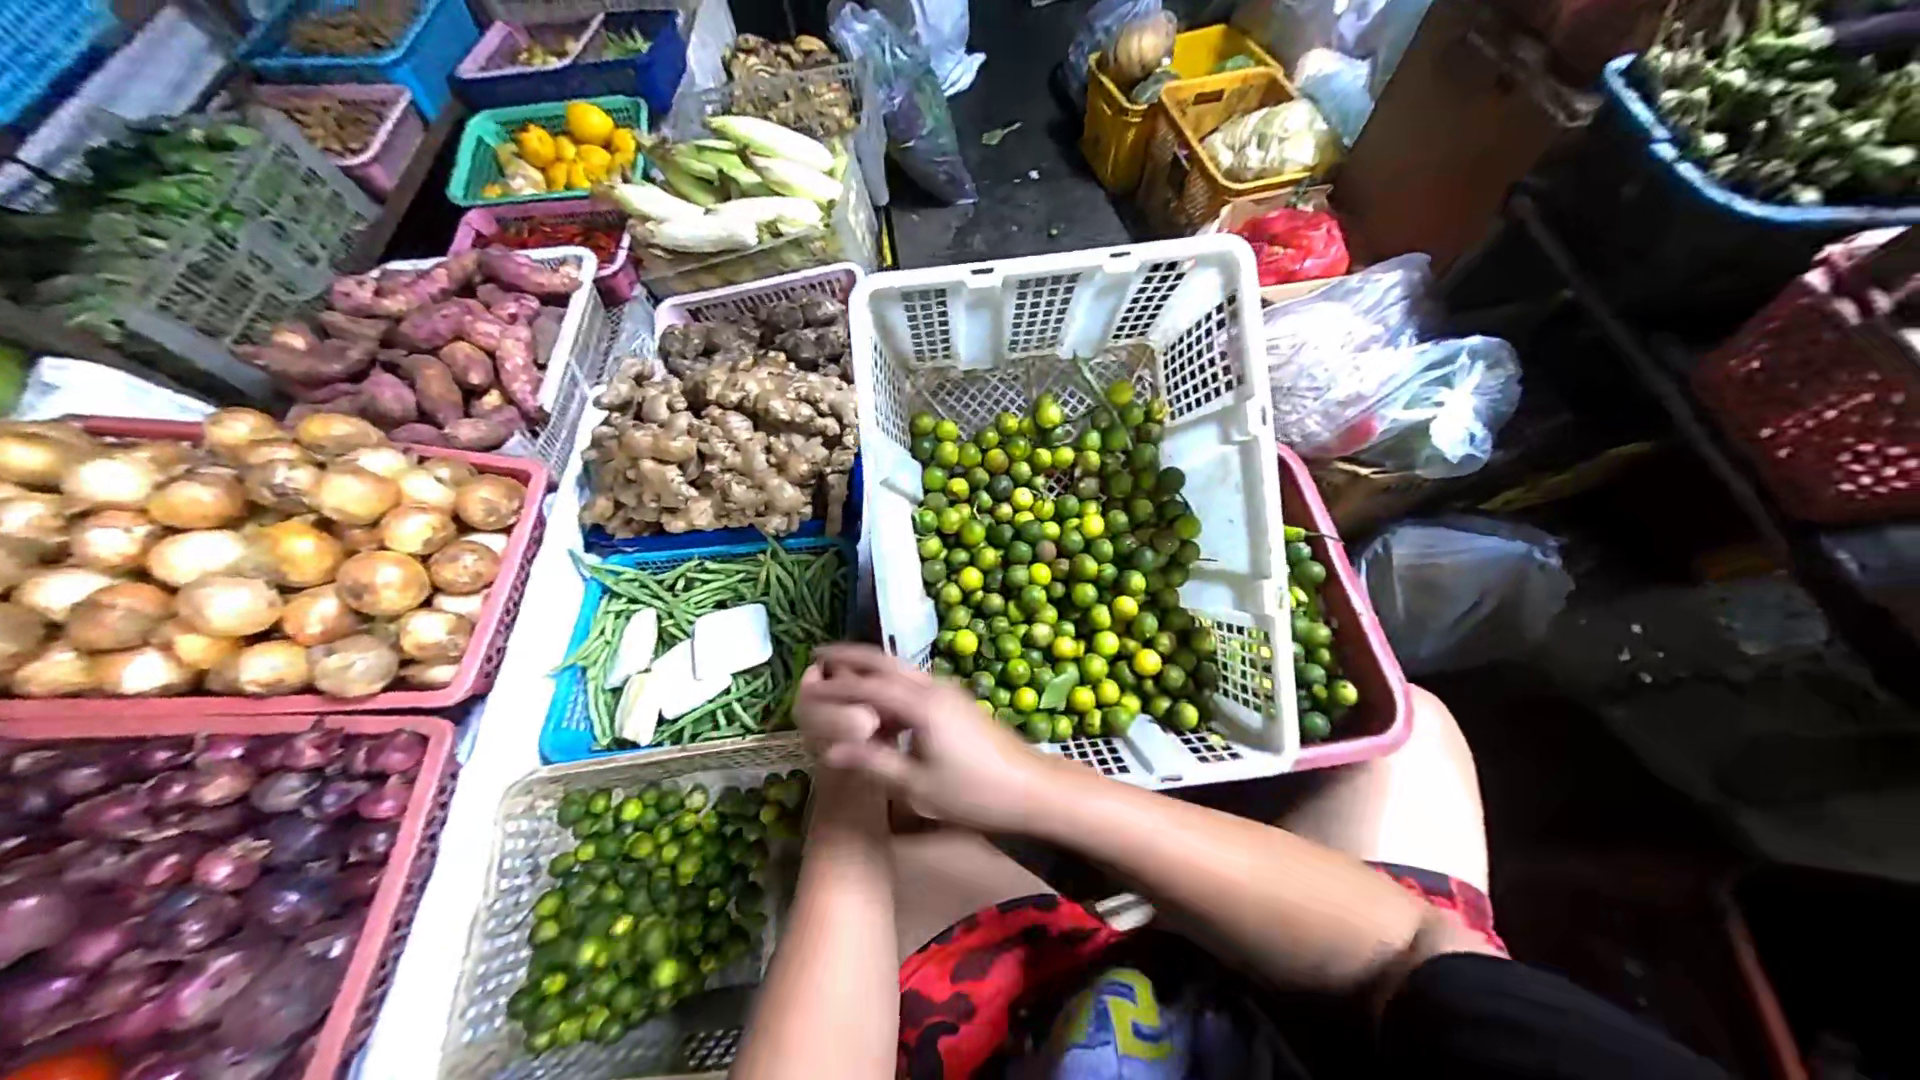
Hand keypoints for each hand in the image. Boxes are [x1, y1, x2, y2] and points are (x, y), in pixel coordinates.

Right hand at [793, 644, 1066, 833]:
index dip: (833, 686)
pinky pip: (913, 681)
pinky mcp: (956, 701)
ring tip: (841, 672)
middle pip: (884, 661)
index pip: (866, 687)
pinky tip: (879, 700)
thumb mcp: (918, 787)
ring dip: (870, 665)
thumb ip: (874, 763)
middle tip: (818, 655)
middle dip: (850, 656)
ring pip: (900, 668)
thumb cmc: (975, 793)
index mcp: (921, 705)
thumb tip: (830, 751)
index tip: (804, 685)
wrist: (1031, 787)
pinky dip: (888, 680)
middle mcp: (933, 687)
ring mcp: (948, 691)